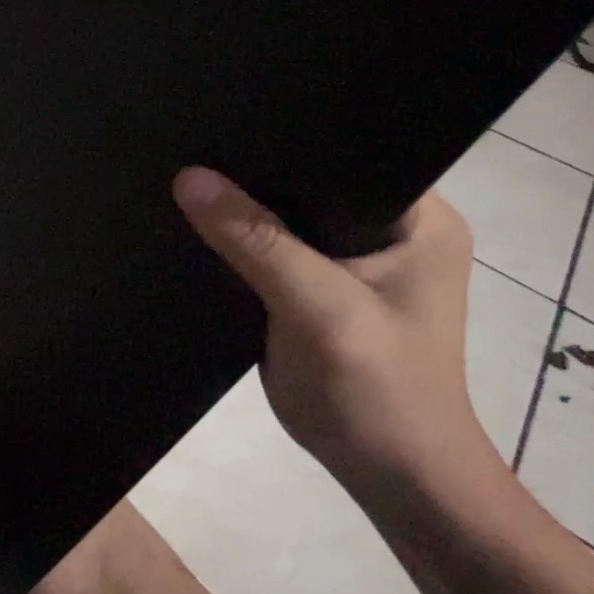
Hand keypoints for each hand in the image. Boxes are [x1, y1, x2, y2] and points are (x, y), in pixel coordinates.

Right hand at [170, 167, 482, 482]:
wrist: (389, 476)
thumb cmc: (380, 390)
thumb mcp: (320, 308)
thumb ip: (256, 241)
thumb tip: (187, 177)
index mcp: (418, 220)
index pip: (341, 151)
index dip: (281, 136)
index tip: (216, 117)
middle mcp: (384, 229)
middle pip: (301, 180)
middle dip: (246, 171)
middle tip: (183, 144)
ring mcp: (345, 260)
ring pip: (276, 213)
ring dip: (233, 207)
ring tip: (175, 174)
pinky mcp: (309, 286)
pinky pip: (261, 246)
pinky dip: (229, 240)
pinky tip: (187, 223)